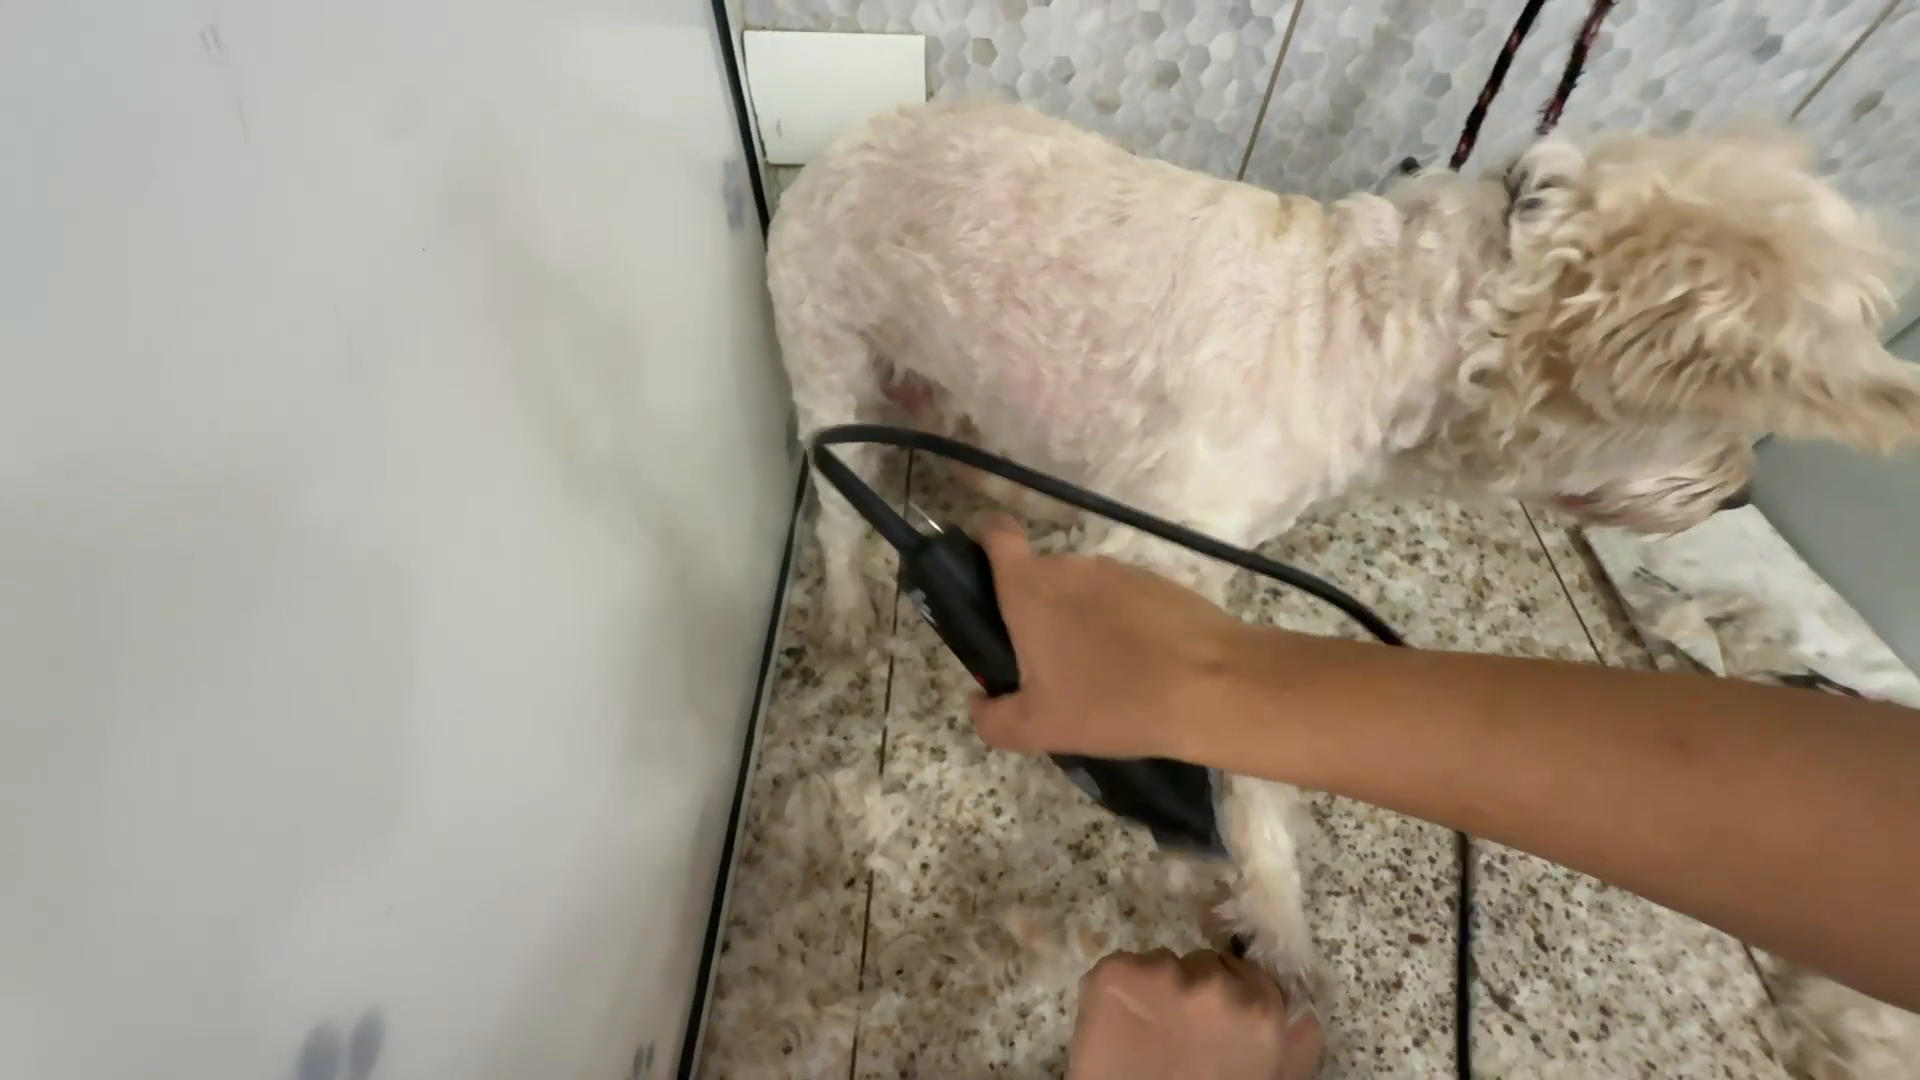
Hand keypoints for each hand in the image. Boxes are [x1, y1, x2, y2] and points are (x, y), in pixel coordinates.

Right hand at [967, 516, 1271, 760]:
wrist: (1213, 688)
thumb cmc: (1111, 701)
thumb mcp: (1039, 728)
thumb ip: (993, 719)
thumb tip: (980, 702)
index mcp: (1030, 588)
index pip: (996, 533)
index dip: (984, 542)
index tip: (985, 578)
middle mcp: (1070, 566)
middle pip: (1039, 578)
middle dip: (1036, 615)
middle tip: (1049, 669)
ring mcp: (1118, 570)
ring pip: (1082, 592)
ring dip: (1081, 623)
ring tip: (1102, 677)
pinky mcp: (1159, 582)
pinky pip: (1123, 600)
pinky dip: (1121, 626)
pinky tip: (1141, 669)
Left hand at [1067, 949, 1322, 1079]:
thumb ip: (1291, 1047)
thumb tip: (1306, 1016)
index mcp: (1260, 1012)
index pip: (1248, 974)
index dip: (1232, 994)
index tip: (1217, 1020)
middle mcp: (1212, 982)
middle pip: (1204, 963)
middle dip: (1195, 990)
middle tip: (1183, 1032)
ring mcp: (1160, 971)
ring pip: (1163, 962)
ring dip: (1158, 988)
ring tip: (1149, 1032)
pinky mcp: (1115, 971)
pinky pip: (1123, 965)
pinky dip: (1122, 990)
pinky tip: (1120, 1024)